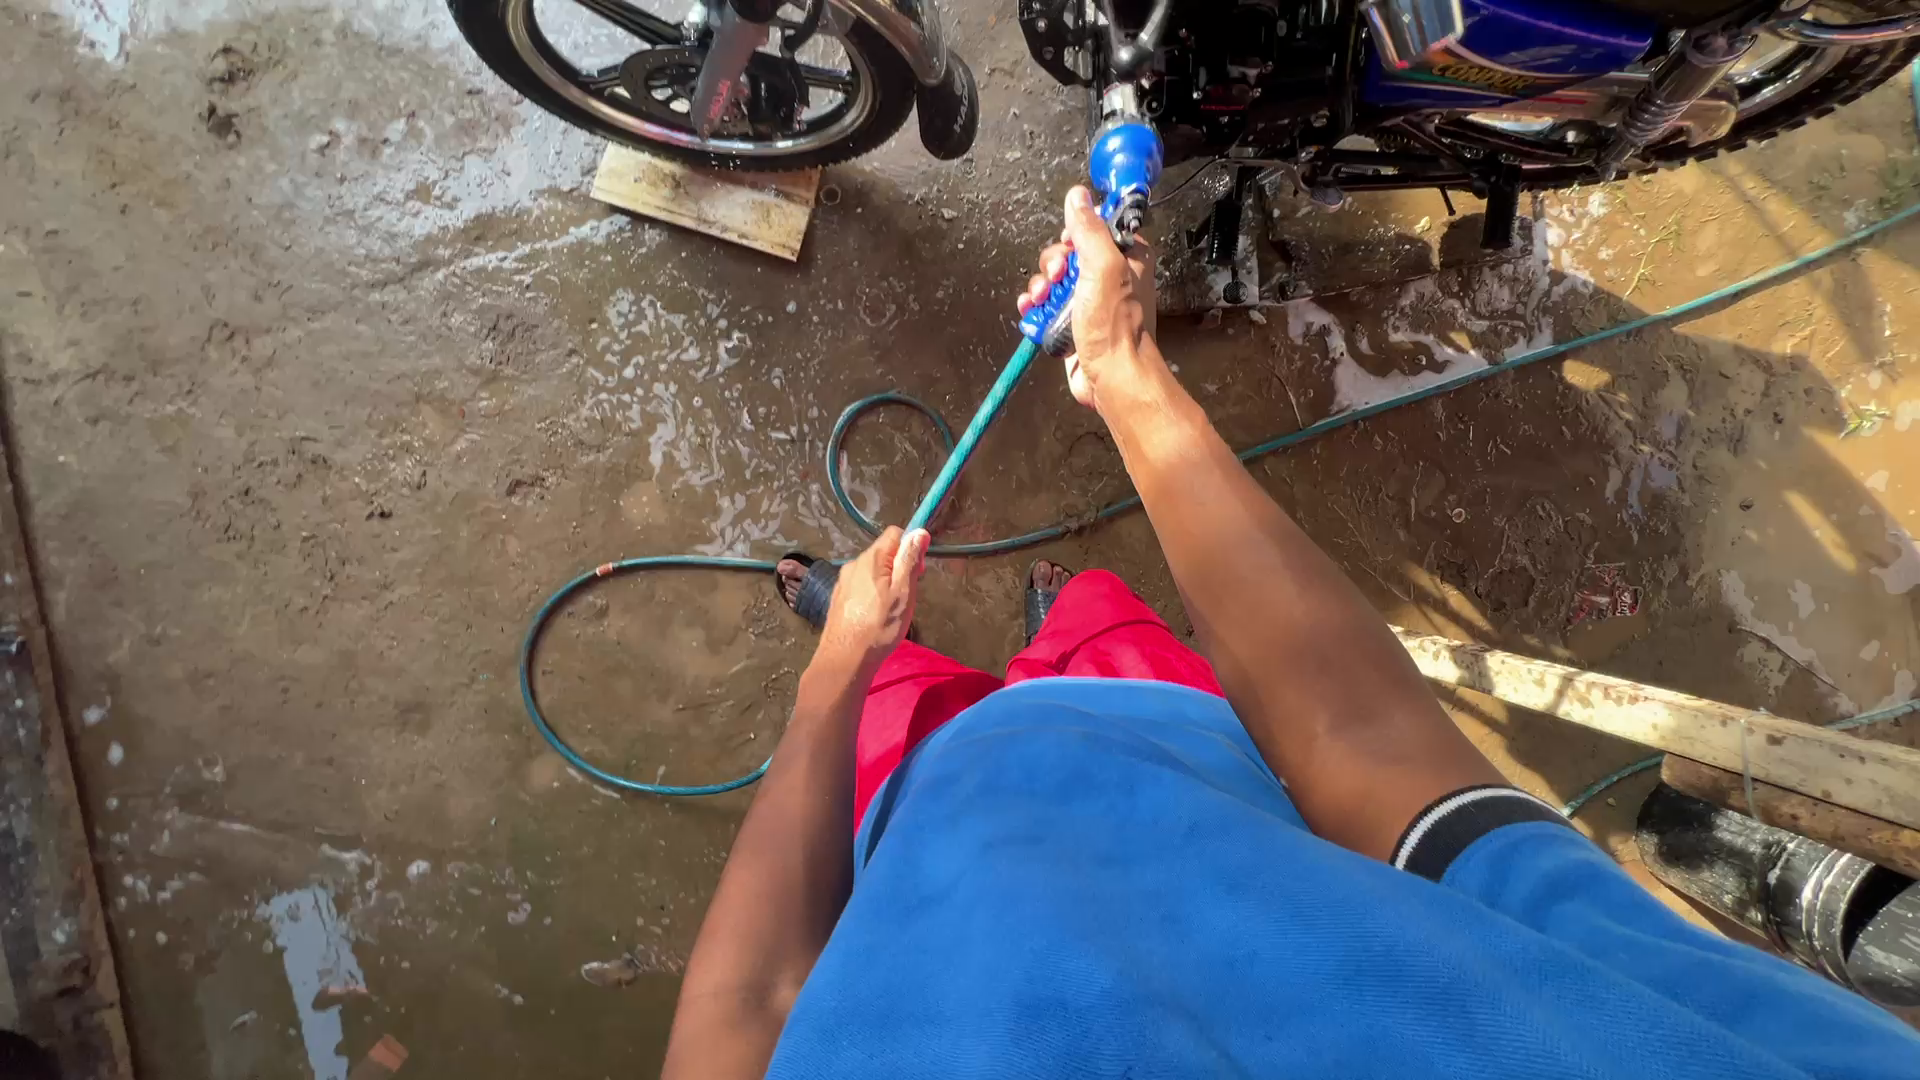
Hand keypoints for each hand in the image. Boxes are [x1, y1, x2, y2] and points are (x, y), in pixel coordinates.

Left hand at [819, 526, 928, 669]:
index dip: (911, 548)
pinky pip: (861, 586)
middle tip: (907, 596)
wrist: (845, 658)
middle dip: (900, 568)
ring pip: (873, 571)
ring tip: (891, 610)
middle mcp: (854, 564)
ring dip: (887, 582)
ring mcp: (843, 581)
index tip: (918, 573)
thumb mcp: (903, 592)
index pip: (895, 534)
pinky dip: (873, 594)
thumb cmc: (879, 626)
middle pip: (884, 553)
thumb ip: (909, 560)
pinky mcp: (839, 597)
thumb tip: (919, 532)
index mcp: (871, 559)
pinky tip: (875, 616)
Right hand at [1015, 185, 1156, 408]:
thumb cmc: (1113, 326)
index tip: (1069, 248)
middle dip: (1052, 265)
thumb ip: (1089, 230)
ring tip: (1039, 300)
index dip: (1075, 235)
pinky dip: (1035, 307)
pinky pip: (1047, 307)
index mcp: (1126, 257)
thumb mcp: (1103, 267)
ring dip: (1039, 286)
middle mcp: (1108, 277)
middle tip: (1054, 279)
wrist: (1111, 378)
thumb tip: (1077, 195)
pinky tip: (1029, 310)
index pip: (1094, 229)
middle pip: (1068, 254)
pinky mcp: (1071, 325)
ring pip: (1053, 280)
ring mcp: (1088, 302)